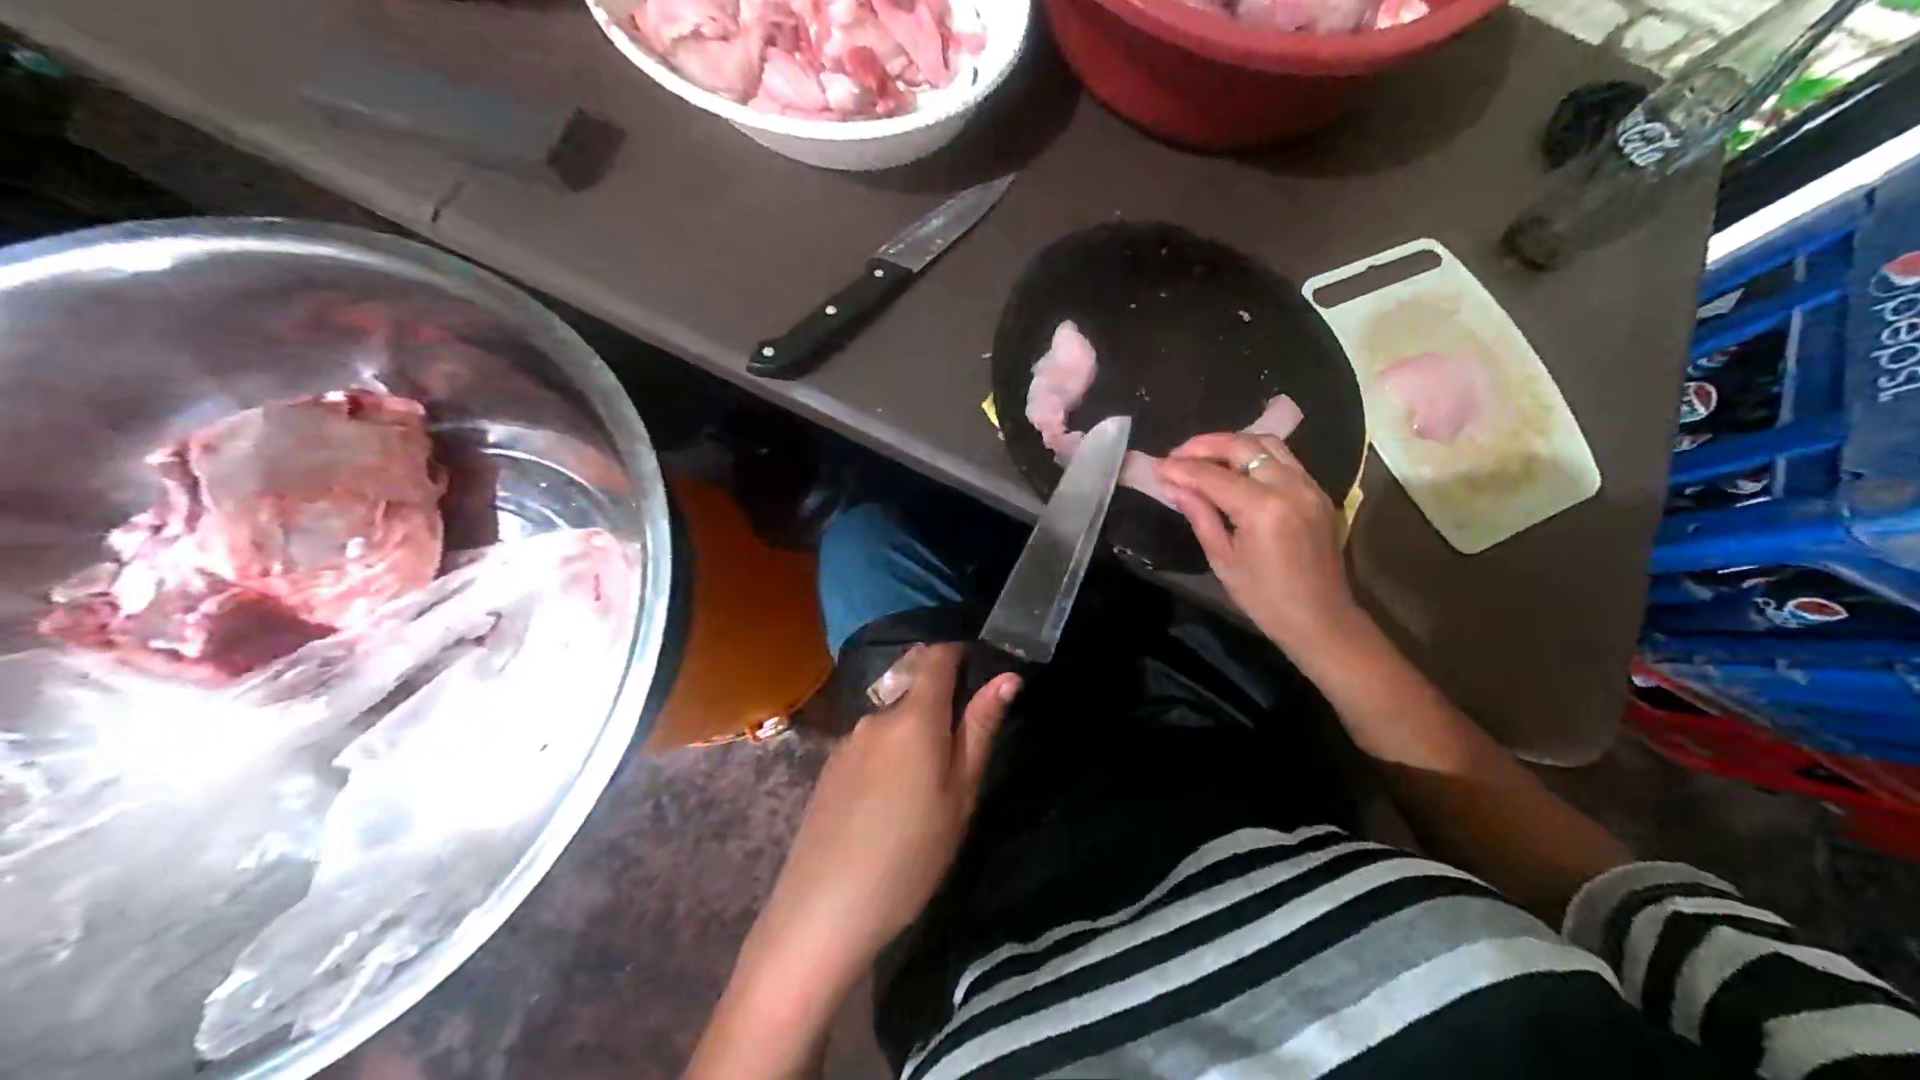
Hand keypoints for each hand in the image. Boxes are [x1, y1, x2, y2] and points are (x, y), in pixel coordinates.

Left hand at [742, 644, 1018, 989]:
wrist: (824, 911)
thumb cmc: (911, 855)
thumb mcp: (960, 795)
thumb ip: (980, 729)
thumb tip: (1006, 677)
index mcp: (912, 717)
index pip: (935, 656)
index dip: (959, 652)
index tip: (981, 668)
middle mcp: (875, 717)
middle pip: (912, 688)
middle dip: (940, 703)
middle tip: (962, 751)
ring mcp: (846, 743)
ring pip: (891, 721)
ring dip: (913, 735)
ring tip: (928, 789)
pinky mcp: (829, 769)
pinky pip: (869, 746)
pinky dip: (889, 756)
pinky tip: (891, 803)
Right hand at [1157, 432, 1361, 657]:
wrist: (1320, 619)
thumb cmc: (1264, 598)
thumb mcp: (1223, 559)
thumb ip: (1199, 515)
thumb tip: (1173, 486)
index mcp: (1263, 509)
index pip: (1212, 476)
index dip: (1180, 469)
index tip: (1157, 467)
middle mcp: (1289, 487)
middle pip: (1241, 447)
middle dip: (1204, 446)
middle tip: (1176, 455)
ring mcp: (1308, 485)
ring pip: (1266, 444)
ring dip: (1231, 443)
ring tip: (1203, 455)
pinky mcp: (1317, 491)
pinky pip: (1284, 458)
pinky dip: (1255, 454)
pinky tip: (1234, 466)